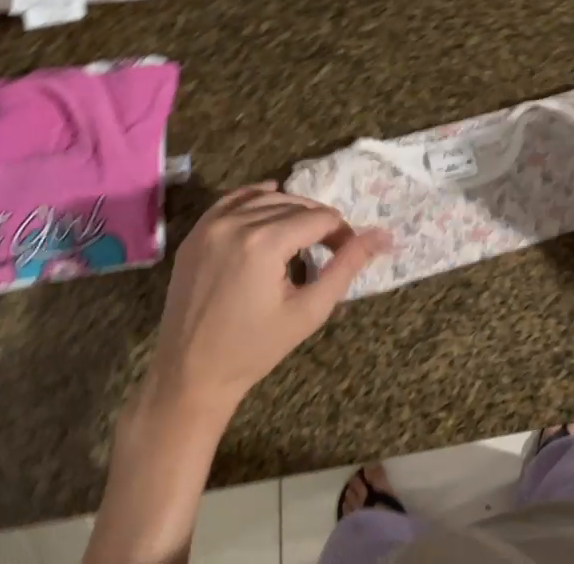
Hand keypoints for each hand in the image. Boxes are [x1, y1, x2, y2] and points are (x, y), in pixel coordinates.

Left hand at [145, 183, 389, 415]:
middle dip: (319, 222)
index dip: (341, 233)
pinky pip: (232, 200)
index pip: (319, 218)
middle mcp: (235, 223)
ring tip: (303, 237)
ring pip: (265, 198)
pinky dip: (256, 198)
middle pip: (295, 205)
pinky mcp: (194, 235)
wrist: (189, 374)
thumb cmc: (254, 348)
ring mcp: (210, 226)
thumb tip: (384, 235)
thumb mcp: (310, 309)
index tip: (347, 254)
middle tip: (330, 249)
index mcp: (264, 243)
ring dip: (291, 211)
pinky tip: (271, 206)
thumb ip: (347, 266)